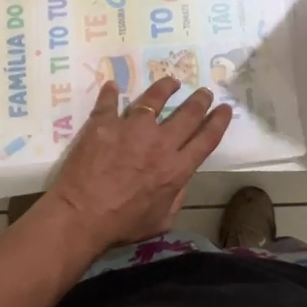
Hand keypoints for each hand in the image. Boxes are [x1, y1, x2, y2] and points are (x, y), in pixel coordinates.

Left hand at [41, 77, 231, 249]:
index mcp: (176, 168)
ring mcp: (132, 128)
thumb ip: (177, 196)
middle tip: (204, 92)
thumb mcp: (162, 220)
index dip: (219, 121)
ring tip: (171, 82)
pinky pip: (110, 101)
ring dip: (166, 87)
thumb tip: (181, 178)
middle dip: (200, 100)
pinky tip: (113, 86)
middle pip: (187, 113)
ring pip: (154, 98)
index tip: (225, 109)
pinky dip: (111, 92)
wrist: (81, 216)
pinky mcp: (105, 123)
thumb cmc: (122, 224)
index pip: (206, 139)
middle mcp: (160, 142)